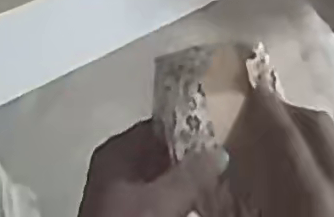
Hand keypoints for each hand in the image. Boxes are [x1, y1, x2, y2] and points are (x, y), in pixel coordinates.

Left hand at [78, 120, 224, 216]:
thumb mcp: (162, 202)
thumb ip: (191, 174)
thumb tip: (220, 151)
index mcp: (116, 151)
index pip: (156, 127)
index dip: (185, 130)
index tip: (213, 138)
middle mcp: (114, 168)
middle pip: (156, 154)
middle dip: (186, 160)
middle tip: (217, 165)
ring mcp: (116, 197)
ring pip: (156, 181)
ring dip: (181, 185)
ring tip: (210, 187)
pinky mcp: (123, 216)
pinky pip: (153, 202)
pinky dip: (172, 203)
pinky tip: (191, 208)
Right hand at [226, 91, 333, 216]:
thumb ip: (241, 208)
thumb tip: (214, 182)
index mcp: (319, 200)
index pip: (290, 136)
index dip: (270, 109)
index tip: (254, 89)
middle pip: (320, 127)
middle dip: (292, 112)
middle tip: (268, 111)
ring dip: (315, 131)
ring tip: (291, 137)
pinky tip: (321, 172)